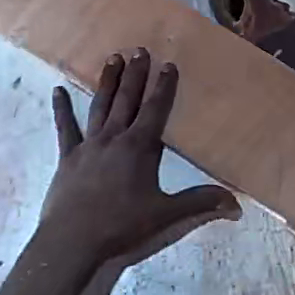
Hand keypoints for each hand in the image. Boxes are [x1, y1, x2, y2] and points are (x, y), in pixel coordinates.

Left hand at [38, 50, 240, 266]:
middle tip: (139, 50)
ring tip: (113, 59)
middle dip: (136, 75)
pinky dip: (62, 109)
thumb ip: (201, 204)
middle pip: (127, 100)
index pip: (155, 110)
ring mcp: (88, 146)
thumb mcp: (167, 217)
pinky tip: (57, 90)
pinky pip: (65, 128)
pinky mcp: (67, 159)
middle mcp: (113, 139)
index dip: (163, 87)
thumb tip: (237, 205)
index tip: (168, 64)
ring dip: (108, 82)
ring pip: (100, 106)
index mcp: (139, 148)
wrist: (73, 244)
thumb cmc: (123, 228)